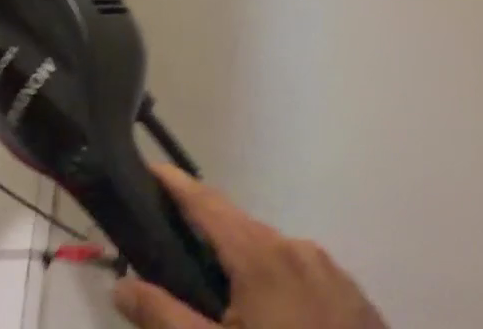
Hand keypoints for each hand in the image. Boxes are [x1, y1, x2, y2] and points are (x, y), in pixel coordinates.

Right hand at [115, 165, 387, 328]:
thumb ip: (162, 315)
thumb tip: (120, 286)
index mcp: (261, 255)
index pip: (203, 199)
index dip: (171, 181)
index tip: (143, 169)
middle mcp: (299, 250)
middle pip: (237, 226)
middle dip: (204, 234)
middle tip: (173, 258)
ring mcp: (335, 277)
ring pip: (273, 253)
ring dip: (244, 264)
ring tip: (226, 303)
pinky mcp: (361, 306)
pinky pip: (306, 278)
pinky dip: (280, 286)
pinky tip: (275, 323)